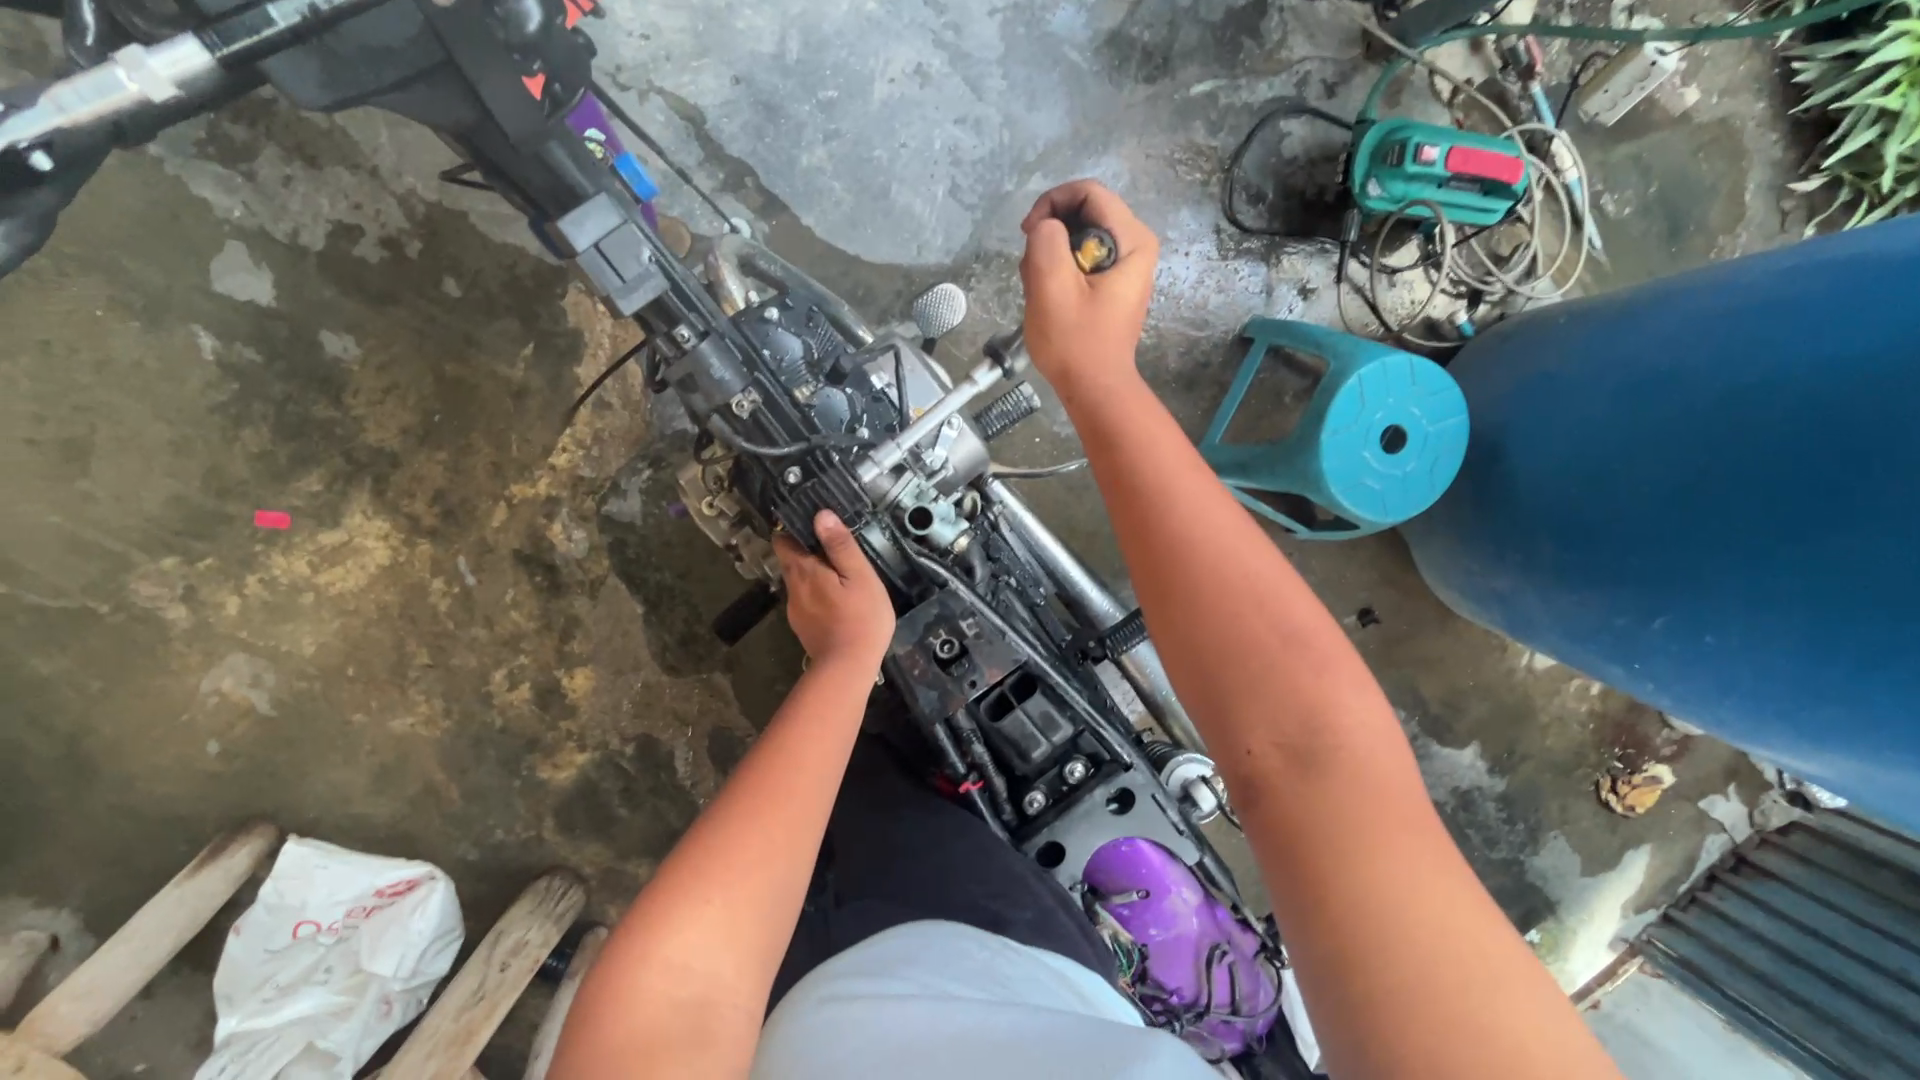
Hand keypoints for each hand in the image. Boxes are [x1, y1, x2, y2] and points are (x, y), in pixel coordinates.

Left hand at [772, 511, 895, 669]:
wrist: (847, 668)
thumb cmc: (860, 618)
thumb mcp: (859, 576)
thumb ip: (840, 545)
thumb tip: (821, 514)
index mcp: (803, 570)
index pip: (782, 540)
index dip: (793, 529)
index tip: (812, 525)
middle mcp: (792, 588)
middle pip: (790, 561)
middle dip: (805, 552)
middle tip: (832, 549)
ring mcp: (795, 610)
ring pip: (798, 583)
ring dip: (812, 575)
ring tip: (838, 576)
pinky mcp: (802, 628)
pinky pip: (806, 602)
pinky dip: (816, 595)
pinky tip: (836, 602)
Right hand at [1018, 179, 1160, 404]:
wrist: (1094, 388)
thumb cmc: (1076, 342)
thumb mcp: (1052, 286)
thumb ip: (1046, 240)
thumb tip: (1046, 228)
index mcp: (1132, 240)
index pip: (1087, 192)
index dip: (1051, 204)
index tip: (1028, 234)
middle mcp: (1134, 245)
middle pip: (1082, 212)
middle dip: (1049, 235)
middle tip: (1032, 270)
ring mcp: (1124, 265)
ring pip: (1076, 236)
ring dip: (1049, 257)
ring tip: (1041, 290)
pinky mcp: (1111, 283)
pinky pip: (1078, 259)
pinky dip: (1058, 272)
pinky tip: (1049, 298)